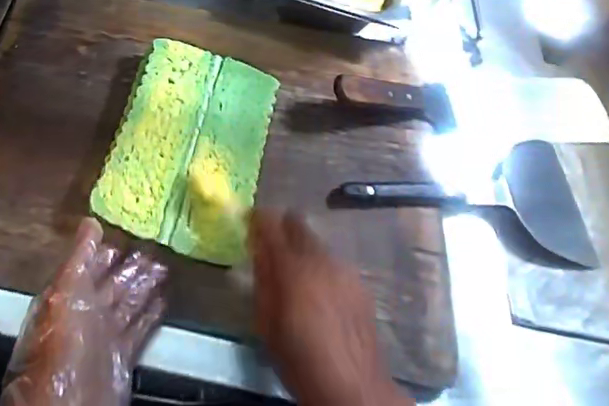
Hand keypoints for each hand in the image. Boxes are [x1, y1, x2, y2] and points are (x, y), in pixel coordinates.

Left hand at [0, 217, 167, 405]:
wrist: (69, 404)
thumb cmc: (62, 343)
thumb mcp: (66, 290)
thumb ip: (78, 256)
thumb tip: (90, 222)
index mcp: (69, 295)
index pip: (90, 265)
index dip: (107, 249)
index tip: (127, 230)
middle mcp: (87, 313)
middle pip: (113, 283)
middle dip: (132, 265)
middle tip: (154, 246)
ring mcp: (105, 335)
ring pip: (129, 302)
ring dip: (145, 284)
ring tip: (164, 265)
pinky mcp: (122, 356)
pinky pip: (139, 329)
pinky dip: (151, 314)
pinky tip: (164, 299)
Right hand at [251, 208, 410, 405]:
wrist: (354, 389)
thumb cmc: (301, 361)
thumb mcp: (267, 324)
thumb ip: (262, 280)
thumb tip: (258, 251)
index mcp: (290, 265)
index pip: (269, 222)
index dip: (257, 219)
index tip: (249, 224)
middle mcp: (318, 257)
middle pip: (297, 222)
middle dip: (282, 229)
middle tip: (272, 247)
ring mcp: (342, 267)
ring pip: (317, 242)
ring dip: (303, 250)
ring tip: (298, 276)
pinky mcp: (360, 282)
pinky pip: (334, 263)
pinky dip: (323, 268)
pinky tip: (322, 294)